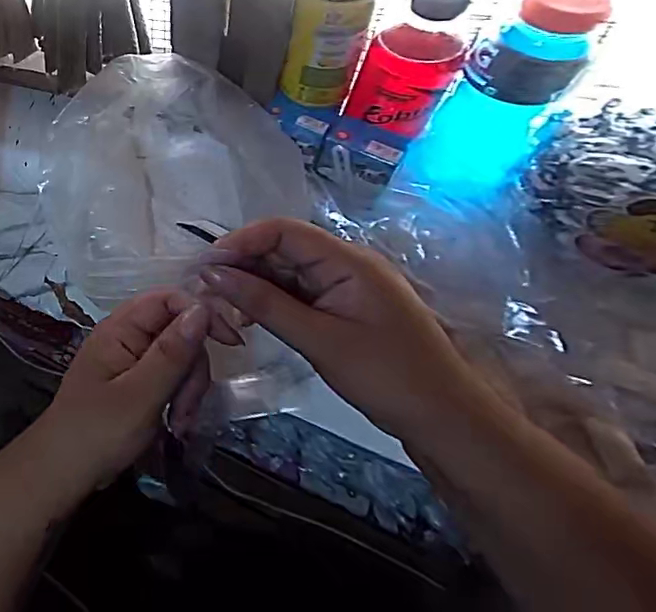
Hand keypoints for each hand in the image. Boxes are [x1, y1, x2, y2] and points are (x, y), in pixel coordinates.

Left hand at [31, 290, 217, 489]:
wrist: (64, 471)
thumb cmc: (97, 431)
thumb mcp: (140, 394)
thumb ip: (172, 353)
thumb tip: (202, 309)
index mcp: (120, 327)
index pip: (169, 299)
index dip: (201, 313)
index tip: (231, 343)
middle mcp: (126, 334)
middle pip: (179, 330)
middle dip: (193, 367)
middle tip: (187, 407)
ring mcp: (132, 358)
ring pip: (180, 356)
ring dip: (188, 389)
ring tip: (179, 424)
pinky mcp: (137, 380)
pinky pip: (170, 377)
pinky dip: (179, 398)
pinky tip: (176, 425)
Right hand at [199, 218, 493, 442]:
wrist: (450, 424)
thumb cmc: (388, 378)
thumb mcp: (320, 341)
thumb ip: (265, 303)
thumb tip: (213, 274)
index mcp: (347, 260)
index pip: (283, 230)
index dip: (241, 241)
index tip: (206, 264)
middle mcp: (345, 263)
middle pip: (282, 248)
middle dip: (242, 263)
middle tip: (206, 288)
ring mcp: (346, 285)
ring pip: (287, 270)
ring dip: (254, 283)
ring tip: (222, 305)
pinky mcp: (345, 306)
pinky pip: (299, 292)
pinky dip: (272, 301)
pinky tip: (251, 317)